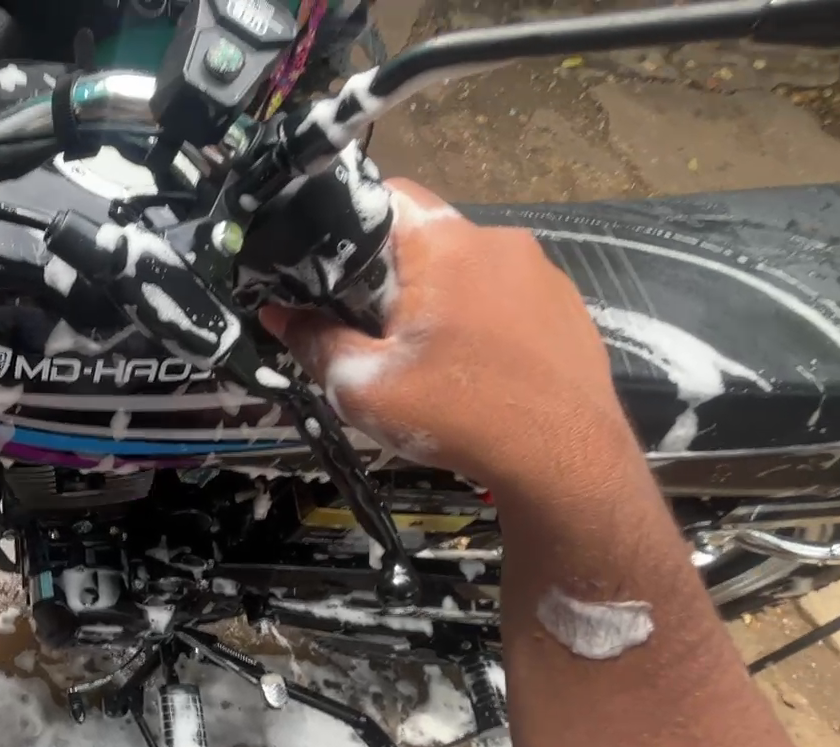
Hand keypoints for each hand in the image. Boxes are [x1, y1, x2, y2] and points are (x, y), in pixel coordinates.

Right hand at [259, 180, 637, 498]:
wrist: (563, 459)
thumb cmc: (453, 412)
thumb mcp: (361, 384)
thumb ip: (313, 340)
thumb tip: (276, 312)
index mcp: (446, 246)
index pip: (387, 195)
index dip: (344, 225)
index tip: (320, 274)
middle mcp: (498, 240)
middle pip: (420, 238)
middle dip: (381, 275)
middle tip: (358, 329)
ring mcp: (539, 270)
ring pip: (458, 268)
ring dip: (426, 298)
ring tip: (413, 355)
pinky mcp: (562, 303)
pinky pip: (495, 293)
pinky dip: (467, 316)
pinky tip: (462, 365)